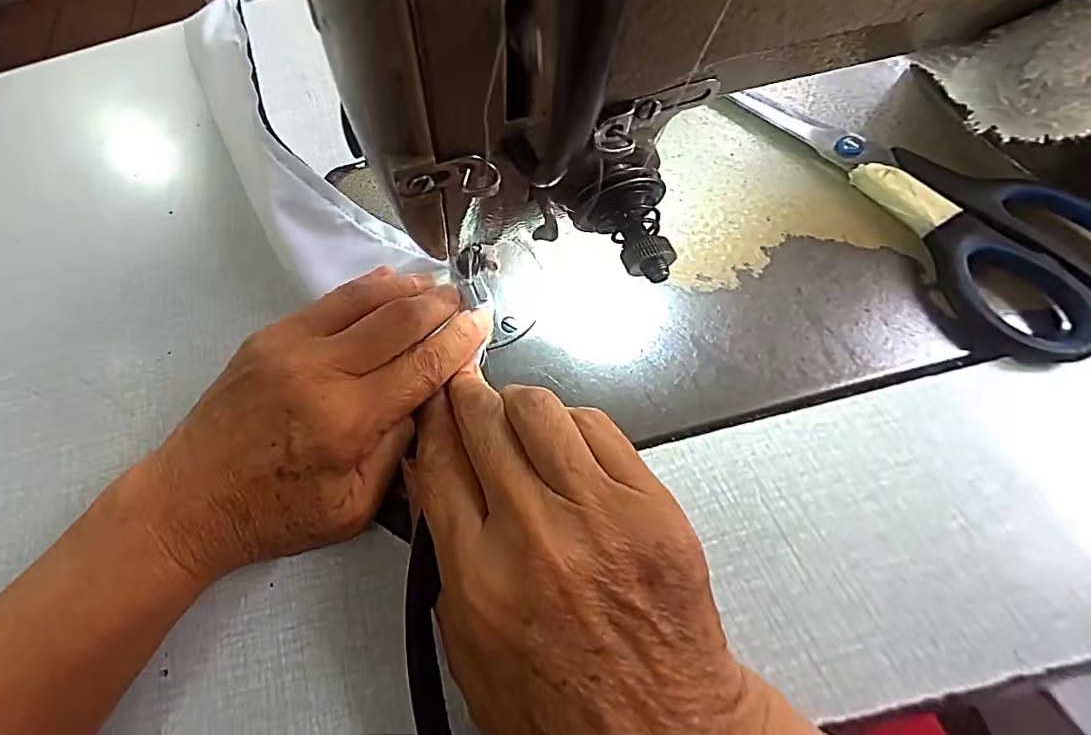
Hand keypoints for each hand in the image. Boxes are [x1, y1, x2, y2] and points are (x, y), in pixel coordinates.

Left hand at [123, 267, 489, 584]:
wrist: (189, 498)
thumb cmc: (274, 514)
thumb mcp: (352, 508)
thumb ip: (397, 449)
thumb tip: (426, 395)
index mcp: (348, 421)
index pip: (421, 366)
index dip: (458, 341)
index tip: (481, 324)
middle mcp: (323, 372)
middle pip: (399, 321)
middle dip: (440, 306)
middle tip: (464, 299)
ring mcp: (291, 346)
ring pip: (364, 300)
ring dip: (407, 287)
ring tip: (435, 283)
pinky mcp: (269, 335)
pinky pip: (328, 301)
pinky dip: (365, 287)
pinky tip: (389, 280)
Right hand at [410, 368, 813, 734]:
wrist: (662, 731)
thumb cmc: (566, 706)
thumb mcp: (469, 646)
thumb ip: (441, 554)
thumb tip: (428, 479)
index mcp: (480, 577)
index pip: (439, 459)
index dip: (433, 417)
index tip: (435, 404)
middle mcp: (535, 536)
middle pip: (483, 420)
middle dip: (469, 396)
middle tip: (469, 391)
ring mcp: (597, 515)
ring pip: (539, 409)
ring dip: (518, 402)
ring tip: (517, 413)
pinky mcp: (648, 504)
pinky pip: (598, 424)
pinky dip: (573, 421)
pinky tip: (569, 439)